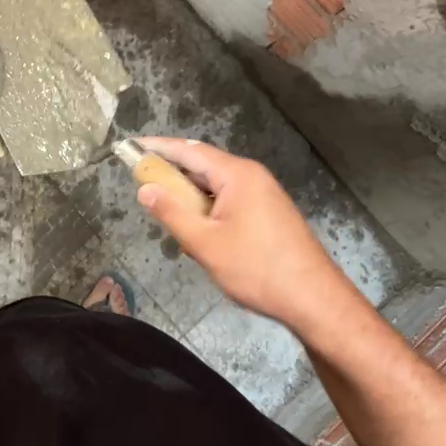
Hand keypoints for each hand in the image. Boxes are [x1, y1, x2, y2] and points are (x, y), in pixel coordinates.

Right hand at [133, 138, 357, 328]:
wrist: (314, 299)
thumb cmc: (257, 269)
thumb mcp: (205, 243)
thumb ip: (172, 213)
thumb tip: (145, 189)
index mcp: (237, 175)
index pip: (189, 150)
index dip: (158, 147)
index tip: (131, 146)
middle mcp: (252, 176)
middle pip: (203, 165)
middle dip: (172, 173)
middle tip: (142, 184)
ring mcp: (264, 194)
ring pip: (216, 186)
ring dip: (191, 196)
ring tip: (168, 214)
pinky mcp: (269, 213)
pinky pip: (230, 200)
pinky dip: (208, 208)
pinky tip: (198, 231)